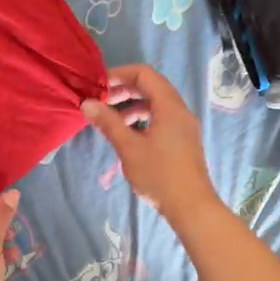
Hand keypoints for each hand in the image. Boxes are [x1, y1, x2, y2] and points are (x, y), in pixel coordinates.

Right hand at [82, 65, 220, 220]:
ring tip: (111, 119)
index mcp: (170, 106)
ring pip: (157, 104)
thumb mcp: (129, 148)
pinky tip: (129, 134)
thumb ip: (108, 123)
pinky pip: (162, 118)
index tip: (98, 85)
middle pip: (152, 87)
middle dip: (125, 90)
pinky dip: (143, 118)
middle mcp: (180, 110)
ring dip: (133, 105)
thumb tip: (87, 103)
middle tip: (101, 102)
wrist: (191, 206)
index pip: (145, 74)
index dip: (120, 74)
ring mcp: (184, 126)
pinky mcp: (184, 140)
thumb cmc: (159, 175)